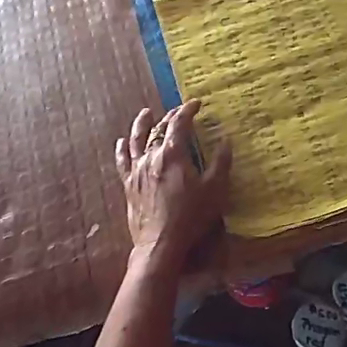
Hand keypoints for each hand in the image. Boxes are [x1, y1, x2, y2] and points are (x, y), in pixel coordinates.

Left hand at [113, 100, 231, 268]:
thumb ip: (220, 163)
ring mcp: (136, 170)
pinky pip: (122, 161)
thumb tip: (225, 140)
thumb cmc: (190, 217)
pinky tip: (121, 142)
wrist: (160, 242)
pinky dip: (122, 148)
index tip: (196, 104)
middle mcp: (151, 156)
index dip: (188, 110)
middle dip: (170, 117)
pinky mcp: (128, 184)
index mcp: (172, 154)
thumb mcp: (214, 190)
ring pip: (136, 140)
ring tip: (145, 113)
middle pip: (158, 129)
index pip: (179, 124)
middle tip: (179, 112)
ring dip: (141, 124)